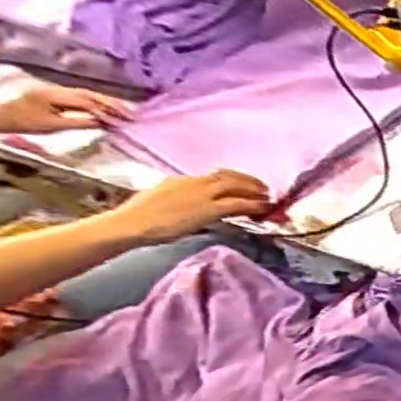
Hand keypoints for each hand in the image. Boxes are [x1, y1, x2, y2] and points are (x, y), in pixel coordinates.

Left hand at [0, 79, 133, 133]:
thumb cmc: (24, 124)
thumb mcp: (54, 126)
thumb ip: (81, 122)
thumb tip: (107, 123)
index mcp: (52, 95)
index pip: (87, 102)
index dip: (109, 111)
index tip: (126, 121)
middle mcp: (55, 89)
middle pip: (90, 94)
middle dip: (113, 104)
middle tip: (133, 115)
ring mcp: (55, 90)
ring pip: (87, 94)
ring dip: (107, 103)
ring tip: (125, 112)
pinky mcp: (55, 94)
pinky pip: (81, 96)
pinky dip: (97, 102)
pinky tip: (108, 109)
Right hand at [102, 170, 273, 243]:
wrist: (131, 224)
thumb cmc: (140, 216)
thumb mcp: (161, 199)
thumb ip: (181, 198)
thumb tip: (193, 205)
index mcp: (180, 180)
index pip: (214, 176)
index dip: (234, 180)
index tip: (245, 184)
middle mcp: (193, 182)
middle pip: (229, 177)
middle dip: (250, 181)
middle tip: (264, 189)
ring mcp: (202, 195)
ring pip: (238, 187)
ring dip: (256, 192)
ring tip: (268, 198)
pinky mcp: (210, 209)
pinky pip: (240, 204)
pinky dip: (255, 205)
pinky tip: (264, 208)